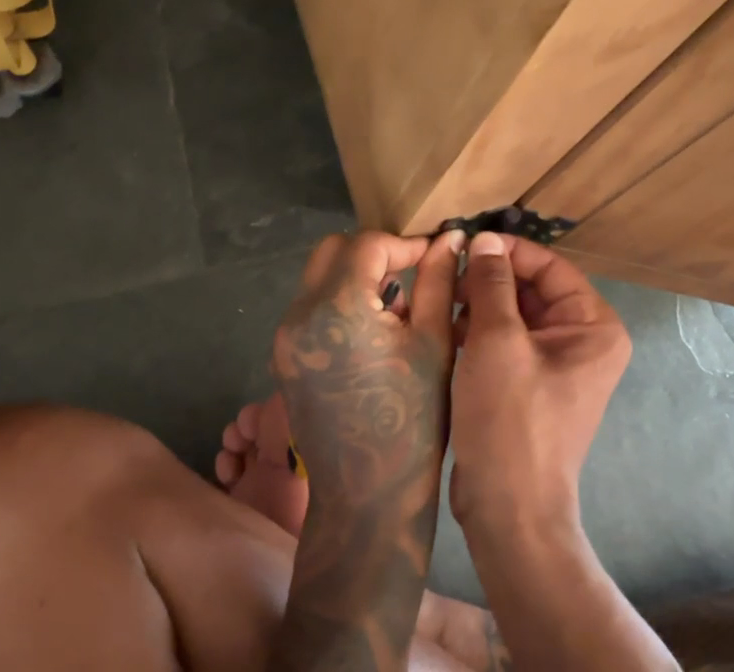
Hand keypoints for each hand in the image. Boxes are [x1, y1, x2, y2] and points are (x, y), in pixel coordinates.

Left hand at [271, 229, 465, 506]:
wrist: (367, 495)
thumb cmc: (414, 421)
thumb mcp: (434, 344)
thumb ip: (438, 282)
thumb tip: (450, 240)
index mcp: (338, 307)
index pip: (368, 244)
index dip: (405, 244)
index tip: (434, 257)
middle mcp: (300, 314)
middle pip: (333, 251)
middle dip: (374, 253)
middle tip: (412, 275)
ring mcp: (285, 337)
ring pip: (318, 277)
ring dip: (355, 277)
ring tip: (397, 308)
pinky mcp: (283, 357)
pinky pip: (310, 308)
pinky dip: (339, 303)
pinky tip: (372, 333)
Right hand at [449, 232, 632, 530]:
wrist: (509, 508)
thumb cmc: (510, 419)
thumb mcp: (496, 341)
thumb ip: (490, 284)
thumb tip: (484, 239)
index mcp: (594, 326)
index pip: (550, 266)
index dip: (507, 251)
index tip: (463, 243)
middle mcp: (584, 341)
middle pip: (533, 290)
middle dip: (489, 281)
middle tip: (445, 276)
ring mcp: (558, 366)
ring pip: (515, 316)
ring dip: (480, 307)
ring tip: (441, 304)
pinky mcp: (532, 386)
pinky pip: (507, 344)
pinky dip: (479, 334)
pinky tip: (447, 333)